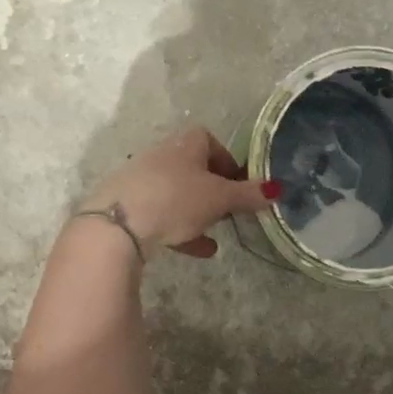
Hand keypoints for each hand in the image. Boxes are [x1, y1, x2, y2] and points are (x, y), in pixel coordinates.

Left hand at [76, 127, 276, 258]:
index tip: (239, 186)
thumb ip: (249, 195)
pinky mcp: (125, 206)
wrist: (116, 225)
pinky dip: (179, 228)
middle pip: (194, 169)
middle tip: (228, 212)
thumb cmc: (176, 199)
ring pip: (177, 193)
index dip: (228, 162)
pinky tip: (195, 251)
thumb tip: (277, 190)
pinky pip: (159, 213)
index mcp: (186, 143)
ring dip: (197, 213)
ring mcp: (140, 180)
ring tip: (214, 237)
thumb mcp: (220, 199)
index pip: (211, 142)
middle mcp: (162, 154)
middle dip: (213, 191)